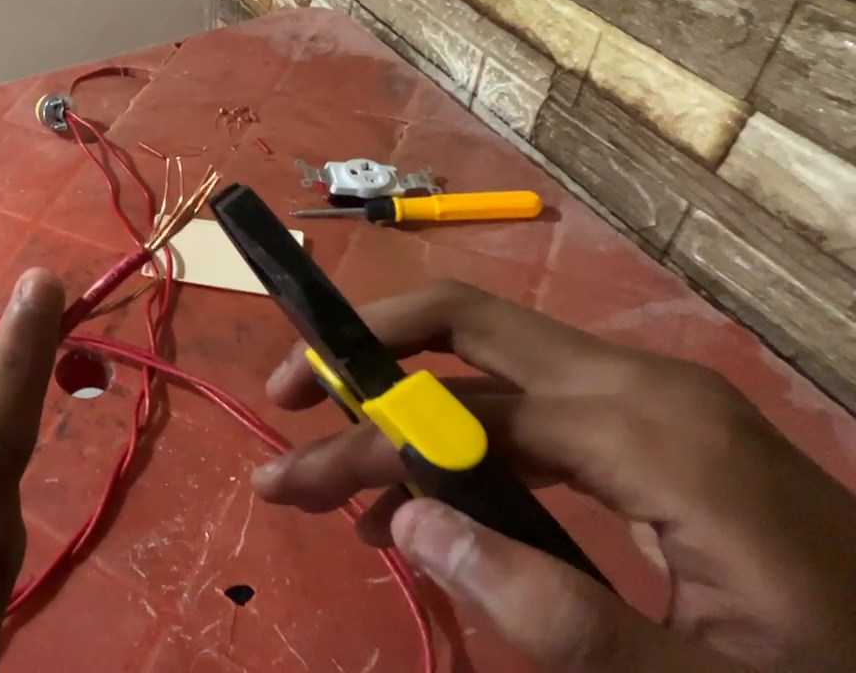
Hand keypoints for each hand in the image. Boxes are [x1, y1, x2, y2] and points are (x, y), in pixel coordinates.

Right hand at [252, 280, 855, 671]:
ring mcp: (650, 401)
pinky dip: (456, 438)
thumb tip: (405, 519)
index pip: (456, 404)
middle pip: (459, 325)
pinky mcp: (654, 430)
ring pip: (483, 371)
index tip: (292, 480)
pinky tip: (423, 496)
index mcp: (648, 427)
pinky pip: (527, 409)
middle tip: (285, 398)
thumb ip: (557, 613)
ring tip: (337, 478)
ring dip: (398, 409)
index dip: (363, 438)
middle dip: (360, 357)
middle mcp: (637, 385)